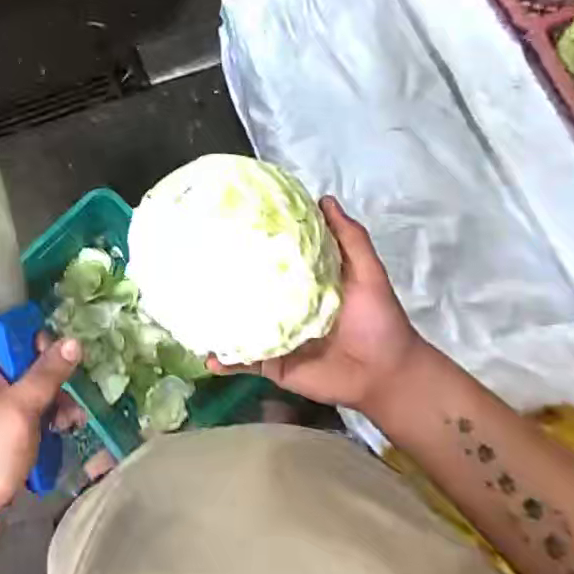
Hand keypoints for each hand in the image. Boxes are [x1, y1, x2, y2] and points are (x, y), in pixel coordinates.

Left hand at [0, 324, 80, 553]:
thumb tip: (73, 341)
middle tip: (70, 390)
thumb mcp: (23, 409)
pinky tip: (61, 431)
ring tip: (72, 420)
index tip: (56, 353)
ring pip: (25, 382)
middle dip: (49, 372)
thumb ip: (48, 372)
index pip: (3, 326)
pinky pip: (21, 405)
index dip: (31, 333)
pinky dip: (40, 414)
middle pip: (18, 355)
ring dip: (51, 397)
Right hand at [208, 196, 424, 411]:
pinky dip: (224, 360)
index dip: (248, 243)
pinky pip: (242, 361)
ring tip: (187, 310)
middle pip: (244, 290)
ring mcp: (272, 335)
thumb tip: (324, 199)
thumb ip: (349, 239)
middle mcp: (281, 305)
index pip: (269, 257)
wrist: (386, 374)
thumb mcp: (367, 273)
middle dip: (219, 281)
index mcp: (301, 282)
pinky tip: (209, 356)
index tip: (221, 225)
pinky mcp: (271, 364)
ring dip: (214, 319)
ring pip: (236, 324)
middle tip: (191, 264)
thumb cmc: (378, 321)